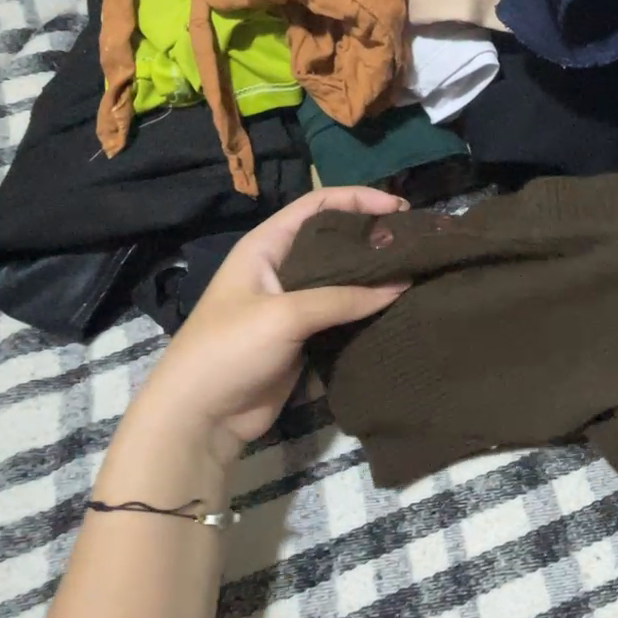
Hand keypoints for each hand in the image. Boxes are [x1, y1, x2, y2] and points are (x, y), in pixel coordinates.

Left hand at [131, 187, 410, 462]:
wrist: (200, 418)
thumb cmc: (229, 350)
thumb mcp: (285, 316)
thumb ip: (346, 298)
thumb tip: (403, 284)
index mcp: (267, 246)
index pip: (318, 205)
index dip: (359, 199)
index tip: (399, 209)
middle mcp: (284, 268)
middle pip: (337, 239)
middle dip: (375, 237)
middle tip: (416, 242)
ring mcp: (296, 303)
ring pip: (346, 278)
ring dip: (378, 274)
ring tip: (417, 270)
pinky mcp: (308, 335)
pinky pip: (347, 312)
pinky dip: (372, 307)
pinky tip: (400, 306)